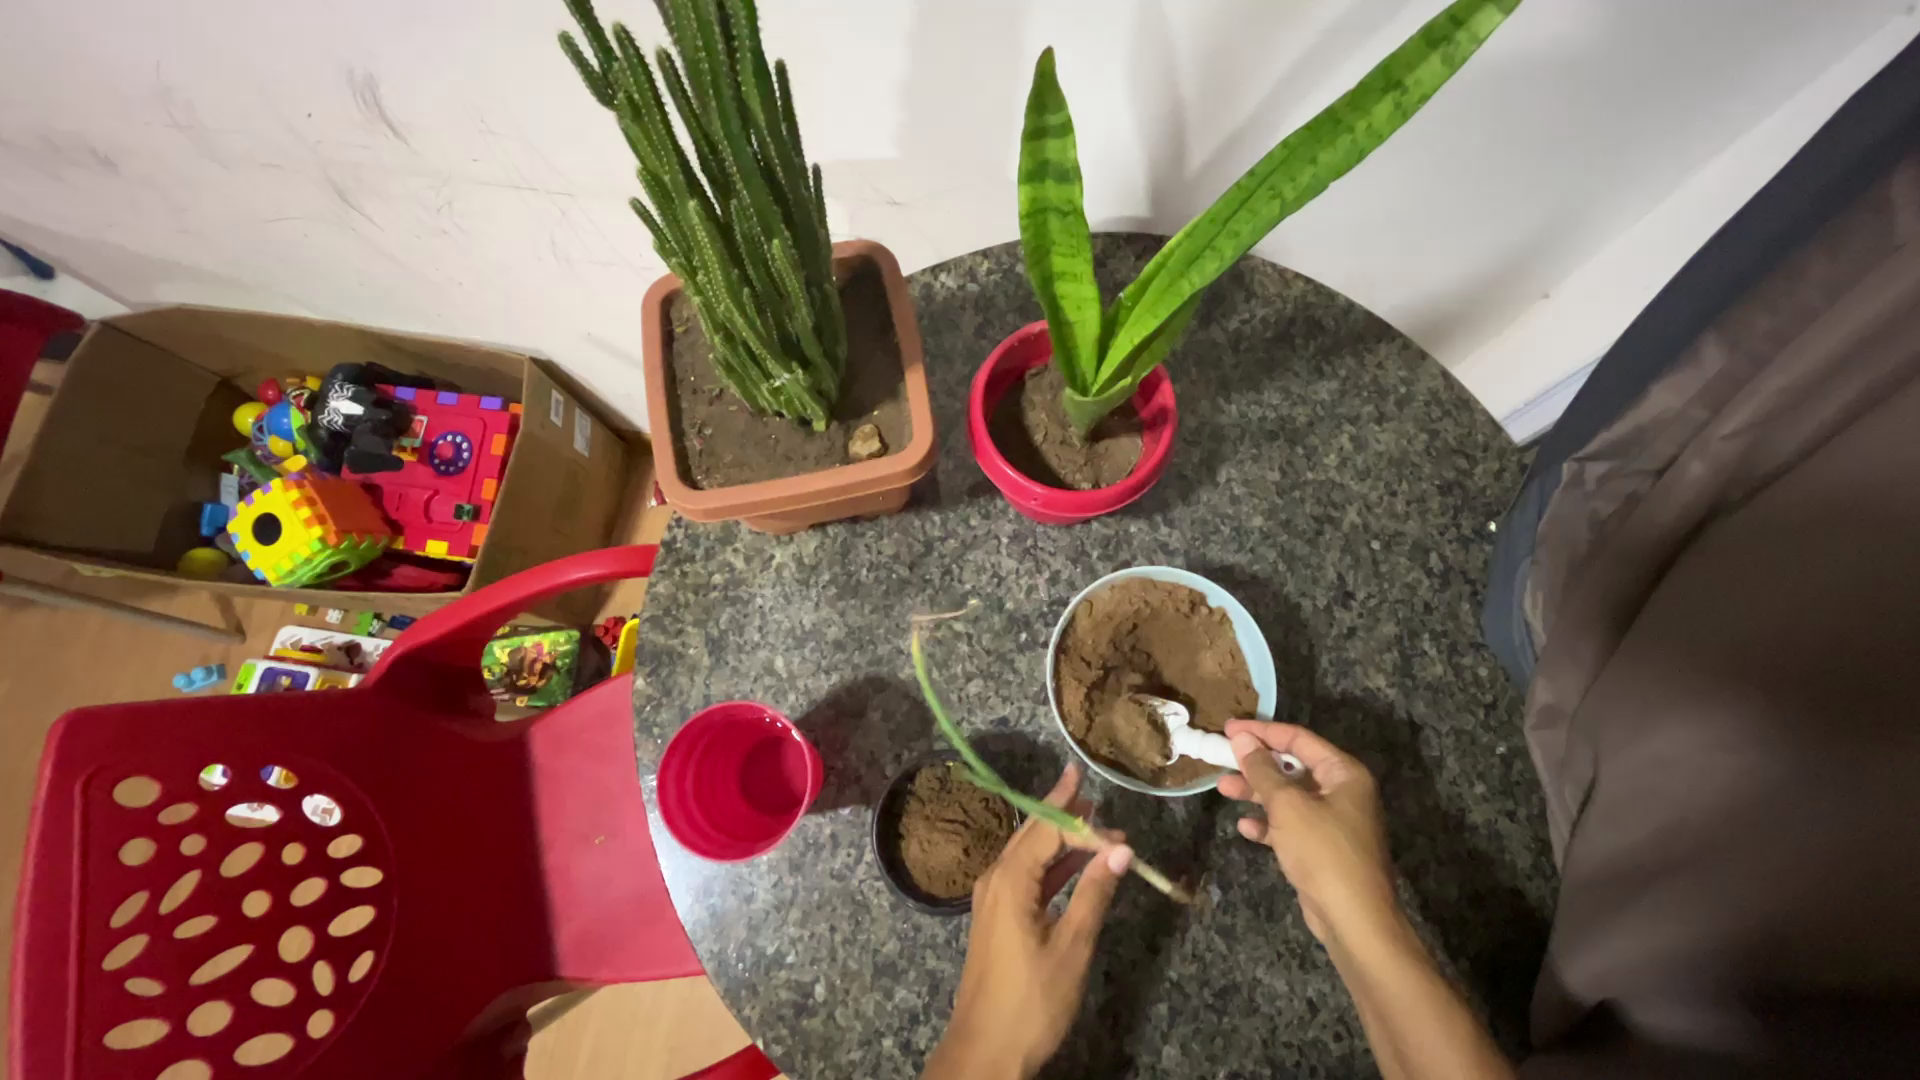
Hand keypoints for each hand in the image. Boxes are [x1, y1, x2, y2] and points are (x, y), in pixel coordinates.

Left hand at [922, 763, 1133, 1079]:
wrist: (984, 1051)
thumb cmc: (1030, 1001)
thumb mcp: (1071, 946)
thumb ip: (1094, 892)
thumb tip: (1121, 848)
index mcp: (1010, 879)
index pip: (1049, 830)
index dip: (1084, 824)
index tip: (1118, 826)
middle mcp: (995, 878)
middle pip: (1032, 832)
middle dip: (1060, 810)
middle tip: (1085, 786)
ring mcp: (992, 898)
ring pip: (1027, 853)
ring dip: (1057, 837)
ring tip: (1088, 818)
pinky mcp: (996, 917)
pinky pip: (1024, 875)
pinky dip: (1049, 865)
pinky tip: (1071, 864)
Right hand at [1216, 720, 1396, 945]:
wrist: (1353, 918)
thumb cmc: (1323, 851)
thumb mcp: (1287, 804)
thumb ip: (1263, 769)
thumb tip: (1243, 739)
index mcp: (1343, 773)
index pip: (1298, 739)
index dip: (1262, 731)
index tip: (1228, 729)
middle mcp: (1341, 792)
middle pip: (1292, 767)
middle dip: (1256, 765)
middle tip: (1222, 759)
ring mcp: (1332, 821)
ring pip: (1288, 797)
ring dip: (1256, 793)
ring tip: (1223, 790)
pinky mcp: (1322, 848)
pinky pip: (1290, 825)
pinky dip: (1269, 824)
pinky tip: (1246, 828)